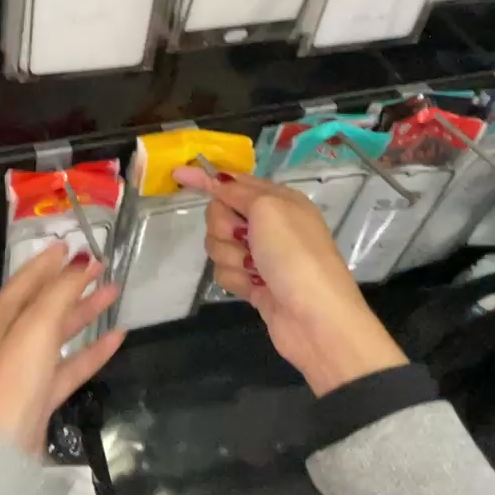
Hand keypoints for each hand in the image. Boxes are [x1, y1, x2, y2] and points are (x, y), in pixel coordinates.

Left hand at [0, 245, 125, 452]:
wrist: (0, 449)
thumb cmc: (13, 378)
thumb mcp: (36, 327)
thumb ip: (60, 293)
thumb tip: (79, 260)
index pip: (26, 280)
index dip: (48, 262)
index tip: (70, 244)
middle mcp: (10, 337)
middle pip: (45, 303)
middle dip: (72, 283)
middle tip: (101, 266)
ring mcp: (26, 367)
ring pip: (60, 331)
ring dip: (85, 311)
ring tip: (114, 293)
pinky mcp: (42, 394)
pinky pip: (71, 364)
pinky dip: (92, 350)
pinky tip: (116, 337)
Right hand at [171, 167, 405, 394]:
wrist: (316, 319)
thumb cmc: (296, 255)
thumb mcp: (268, 209)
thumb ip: (237, 191)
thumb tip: (216, 179)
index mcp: (278, 200)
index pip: (234, 182)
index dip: (207, 179)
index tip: (178, 174)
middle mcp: (269, 225)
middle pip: (219, 214)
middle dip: (223, 227)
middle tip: (243, 238)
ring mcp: (260, 255)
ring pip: (217, 244)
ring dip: (231, 256)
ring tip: (254, 270)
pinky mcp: (252, 282)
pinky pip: (224, 271)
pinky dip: (236, 279)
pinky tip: (254, 287)